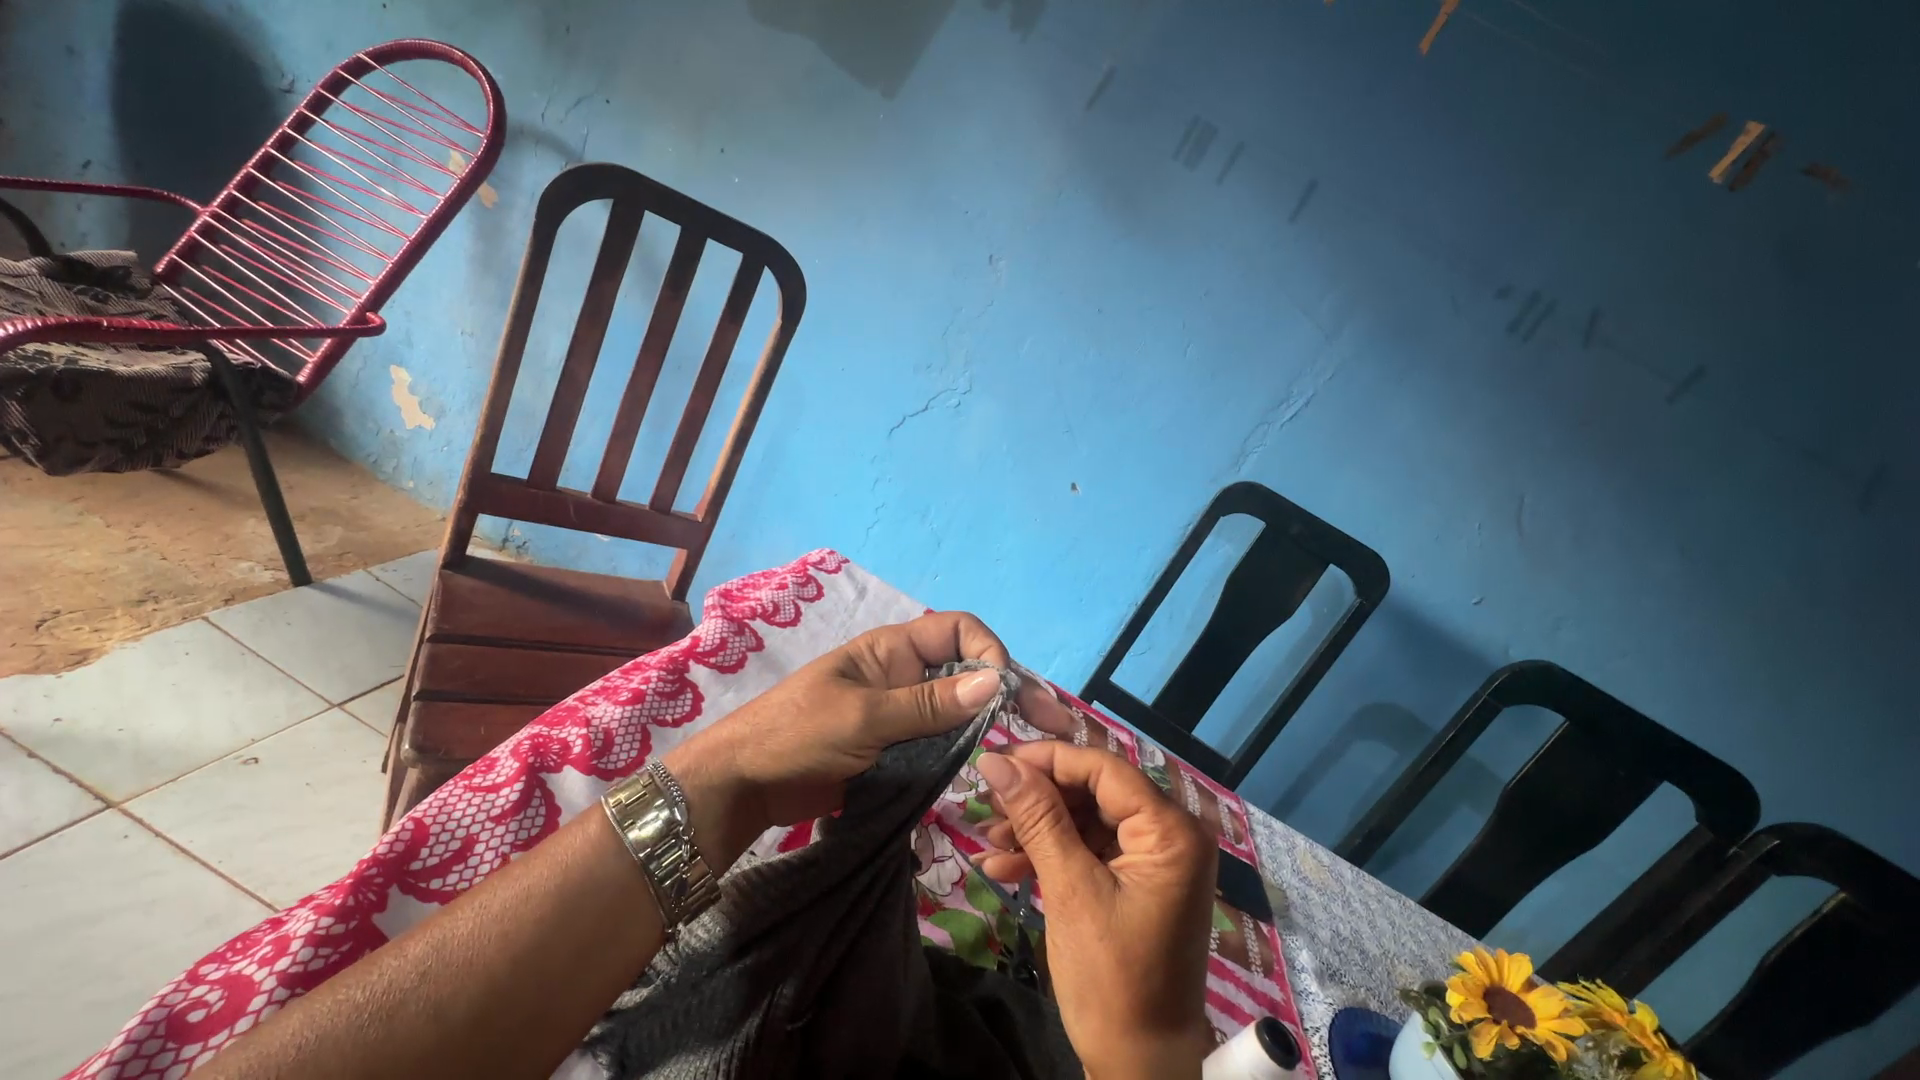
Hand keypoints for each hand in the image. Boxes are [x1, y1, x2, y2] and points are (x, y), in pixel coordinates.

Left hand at [660, 611, 1072, 870]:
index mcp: (893, 650)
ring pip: (960, 709)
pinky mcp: (896, 749)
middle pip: (968, 671)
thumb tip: (996, 681)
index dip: (989, 652)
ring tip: (1036, 747)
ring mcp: (901, 714)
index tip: (1005, 691)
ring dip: (995, 722)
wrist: (744, 786)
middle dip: (1009, 690)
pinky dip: (970, 748)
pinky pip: (942, 740)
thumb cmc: (796, 735)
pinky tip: (996, 765)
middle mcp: (904, 675)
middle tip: (1053, 724)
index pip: (960, 631)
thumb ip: (930, 703)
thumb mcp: (865, 717)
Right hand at [975, 742, 1216, 1079]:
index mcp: (1171, 830)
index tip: (994, 763)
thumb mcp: (1070, 890)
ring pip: (1086, 819)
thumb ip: (1037, 818)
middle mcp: (1173, 834)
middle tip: (987, 803)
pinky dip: (1051, 855)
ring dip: (1037, 829)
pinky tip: (1005, 866)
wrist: (1139, 1063)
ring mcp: (1157, 859)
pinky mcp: (1139, 881)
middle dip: (1037, 798)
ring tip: (988, 840)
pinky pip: (1091, 850)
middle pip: (1093, 791)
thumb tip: (995, 760)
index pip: (1103, 768)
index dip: (1046, 760)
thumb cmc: (1111, 978)